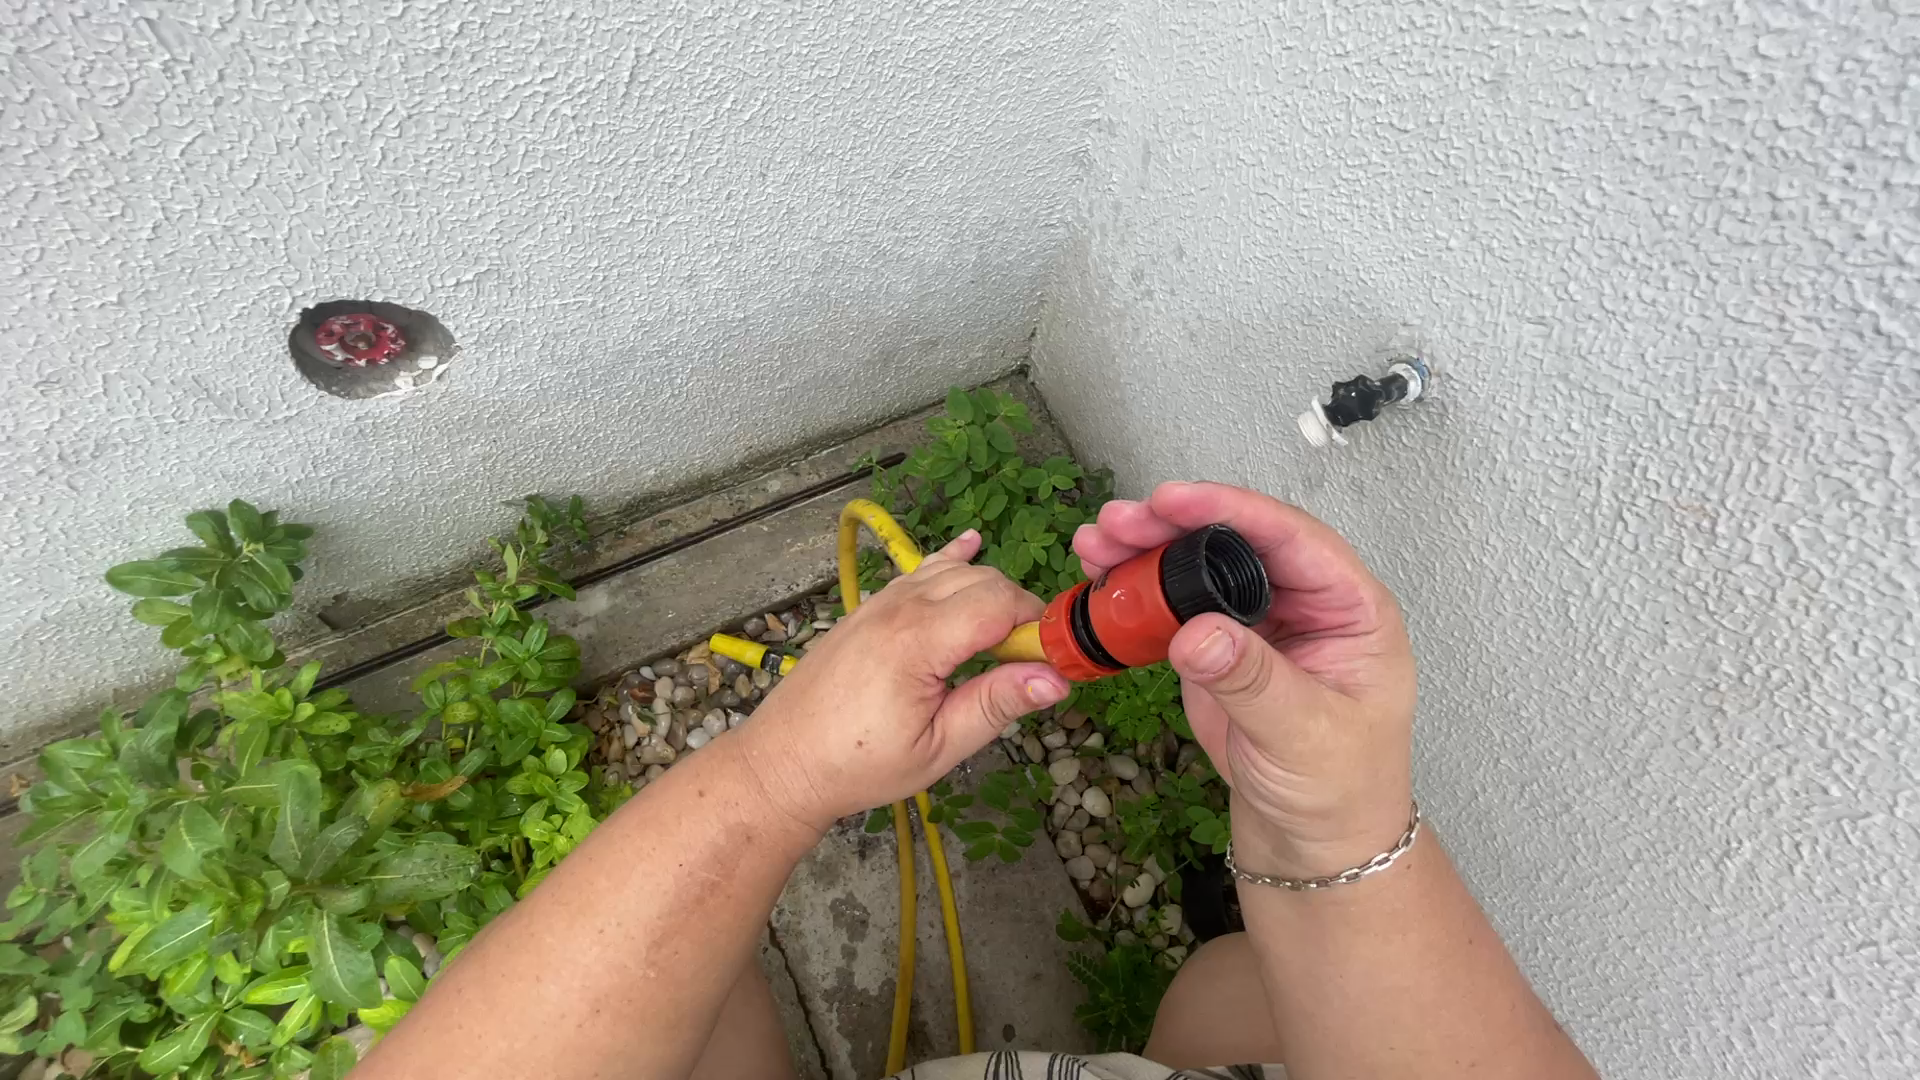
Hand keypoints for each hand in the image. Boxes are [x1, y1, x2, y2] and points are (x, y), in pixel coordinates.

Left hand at [732, 531, 1068, 831]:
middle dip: (1017, 609)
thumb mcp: (937, 747)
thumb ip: (996, 705)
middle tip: (1025, 660)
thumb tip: (1055, 678)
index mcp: (919, 640)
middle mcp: (900, 606)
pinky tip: (970, 543)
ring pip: (954, 571)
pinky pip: (921, 570)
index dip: (1035, 623)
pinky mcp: (871, 606)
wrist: (785, 759)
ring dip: (988, 593)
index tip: (1049, 658)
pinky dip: (952, 561)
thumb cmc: (860, 763)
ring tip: (1002, 637)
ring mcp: (882, 600)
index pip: (999, 601)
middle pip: (982, 579)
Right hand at [1074, 482, 1417, 876]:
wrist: (1307, 837)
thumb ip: (1253, 681)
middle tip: (1120, 520)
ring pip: (1194, 564)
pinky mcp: (1213, 643)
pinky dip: (1133, 589)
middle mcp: (1300, 601)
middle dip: (1172, 524)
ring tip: (1096, 540)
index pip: (1291, 539)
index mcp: (1349, 607)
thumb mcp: (1305, 735)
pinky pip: (1170, 603)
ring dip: (1143, 548)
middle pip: (1233, 540)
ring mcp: (1252, 620)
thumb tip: (1196, 632)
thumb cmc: (1336, 788)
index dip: (1231, 510)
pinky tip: (1101, 576)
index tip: (1173, 501)